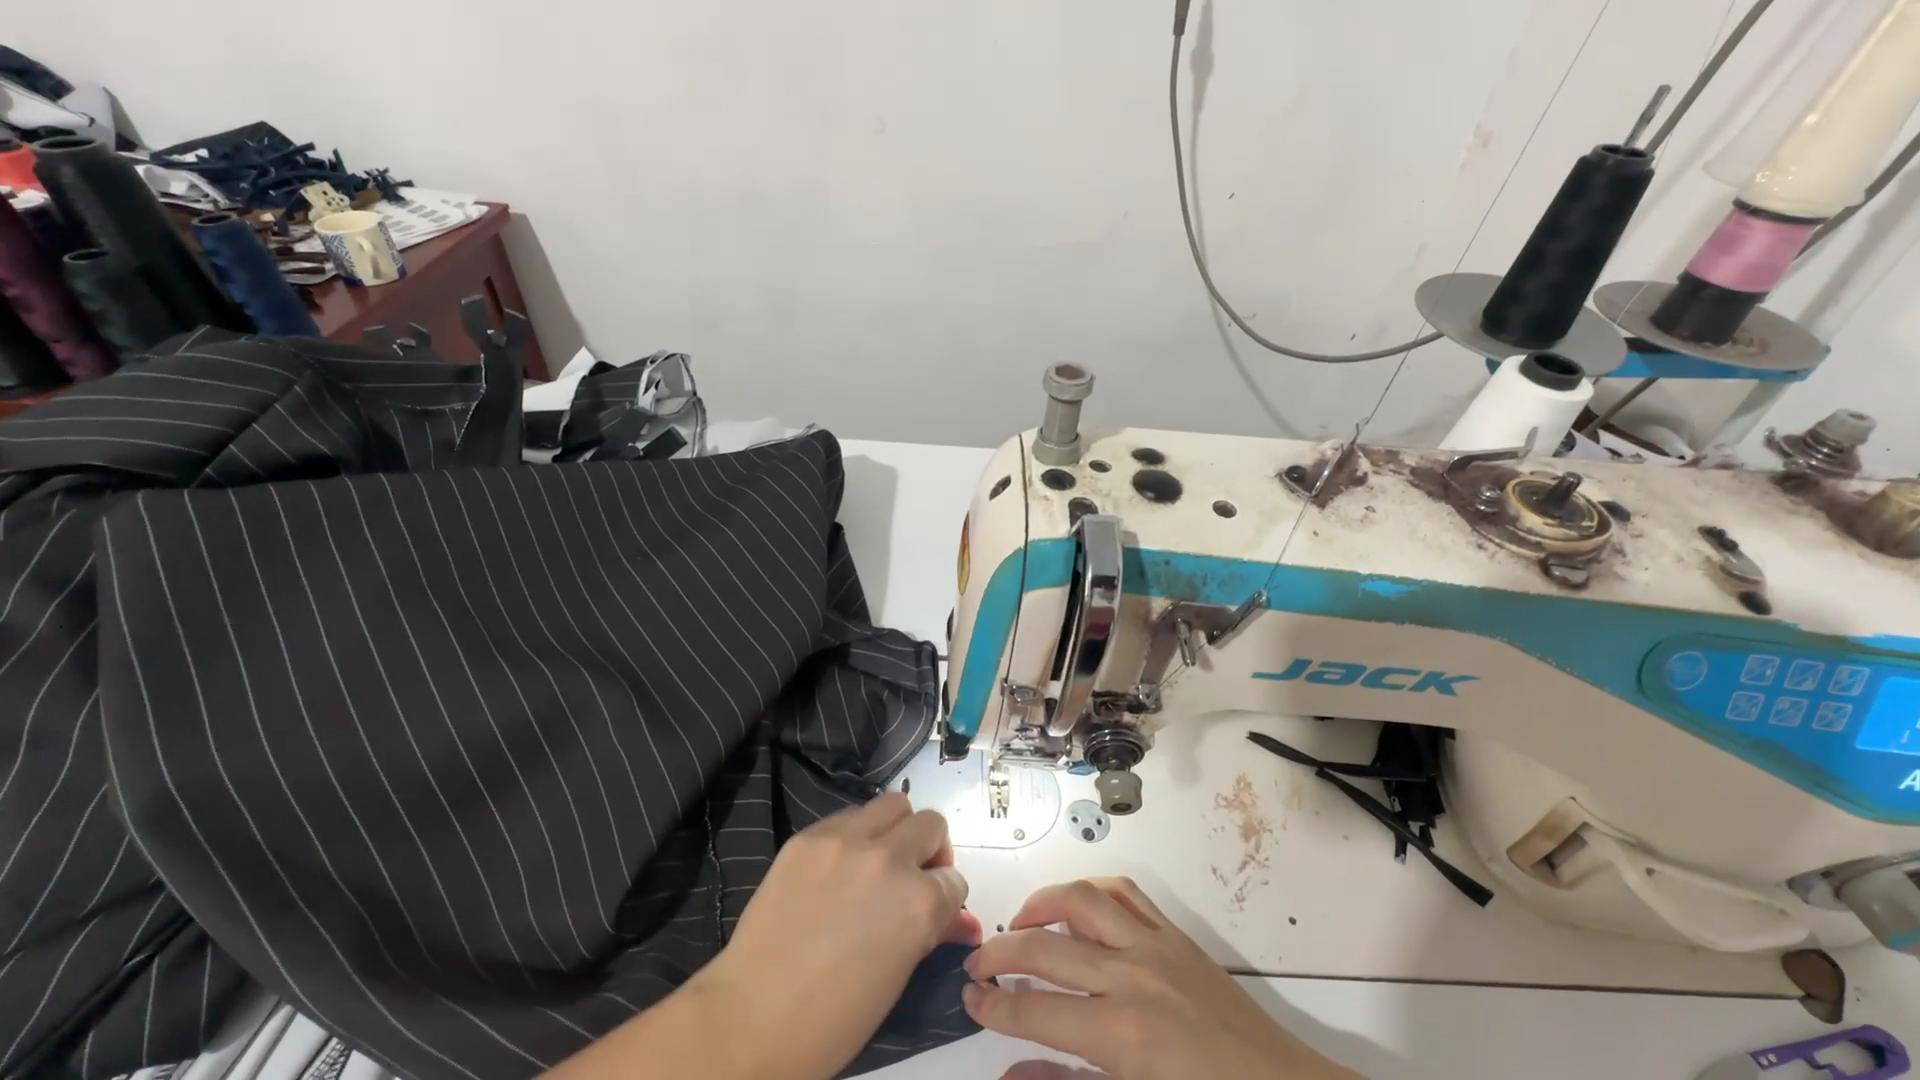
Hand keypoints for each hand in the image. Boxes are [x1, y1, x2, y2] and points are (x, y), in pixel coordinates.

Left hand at [692, 792, 978, 1078]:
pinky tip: (838, 868)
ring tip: (877, 862)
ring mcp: (845, 841)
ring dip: (896, 829)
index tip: (932, 912)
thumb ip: (934, 933)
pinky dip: (856, 834)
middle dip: (929, 851)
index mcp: (919, 901)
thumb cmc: (837, 1015)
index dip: (945, 898)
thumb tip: (961, 922)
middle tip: (910, 879)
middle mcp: (888, 859)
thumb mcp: (899, 975)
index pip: (954, 880)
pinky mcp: (808, 837)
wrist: (755, 1015)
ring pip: (894, 804)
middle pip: (930, 825)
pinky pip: (848, 816)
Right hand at [962, 878, 1358, 1079]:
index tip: (968, 999)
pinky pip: (1128, 893)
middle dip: (1000, 954)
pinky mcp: (1177, 936)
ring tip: (1018, 922)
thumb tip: (1008, 1074)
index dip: (992, 1007)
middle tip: (977, 964)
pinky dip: (1093, 889)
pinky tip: (1075, 904)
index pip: (1034, 1011)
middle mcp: (1131, 977)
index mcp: (1119, 1033)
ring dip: (1040, 905)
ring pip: (1082, 902)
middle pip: (1044, 950)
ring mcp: (1156, 948)